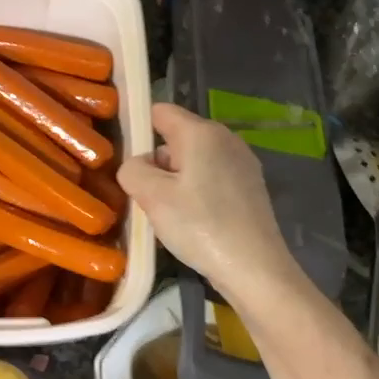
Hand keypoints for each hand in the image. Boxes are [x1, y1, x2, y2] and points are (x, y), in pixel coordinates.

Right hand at [118, 103, 295, 295]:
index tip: (124, 160)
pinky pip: (210, 178)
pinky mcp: (249, 186)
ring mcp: (242, 162)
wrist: (254, 267)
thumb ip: (132, 170)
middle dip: (156, 162)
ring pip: (193, 161)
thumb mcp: (152, 197)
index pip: (160, 111)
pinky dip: (195, 193)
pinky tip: (193, 222)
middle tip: (146, 197)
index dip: (138, 129)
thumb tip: (136, 165)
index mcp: (202, 132)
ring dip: (174, 182)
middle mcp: (226, 138)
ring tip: (168, 214)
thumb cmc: (201, 226)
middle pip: (176, 138)